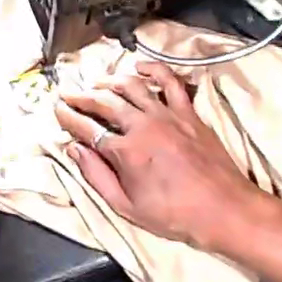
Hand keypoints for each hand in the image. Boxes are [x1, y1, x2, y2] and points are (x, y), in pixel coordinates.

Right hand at [56, 61, 276, 250]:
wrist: (223, 209)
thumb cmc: (173, 214)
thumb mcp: (126, 206)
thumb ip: (97, 176)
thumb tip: (75, 150)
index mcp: (125, 151)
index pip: (87, 128)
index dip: (68, 118)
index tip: (57, 110)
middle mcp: (143, 126)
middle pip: (104, 101)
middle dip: (81, 96)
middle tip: (68, 93)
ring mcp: (167, 115)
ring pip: (132, 86)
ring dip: (109, 81)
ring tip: (96, 82)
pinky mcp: (188, 112)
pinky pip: (169, 82)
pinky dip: (153, 70)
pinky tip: (140, 67)